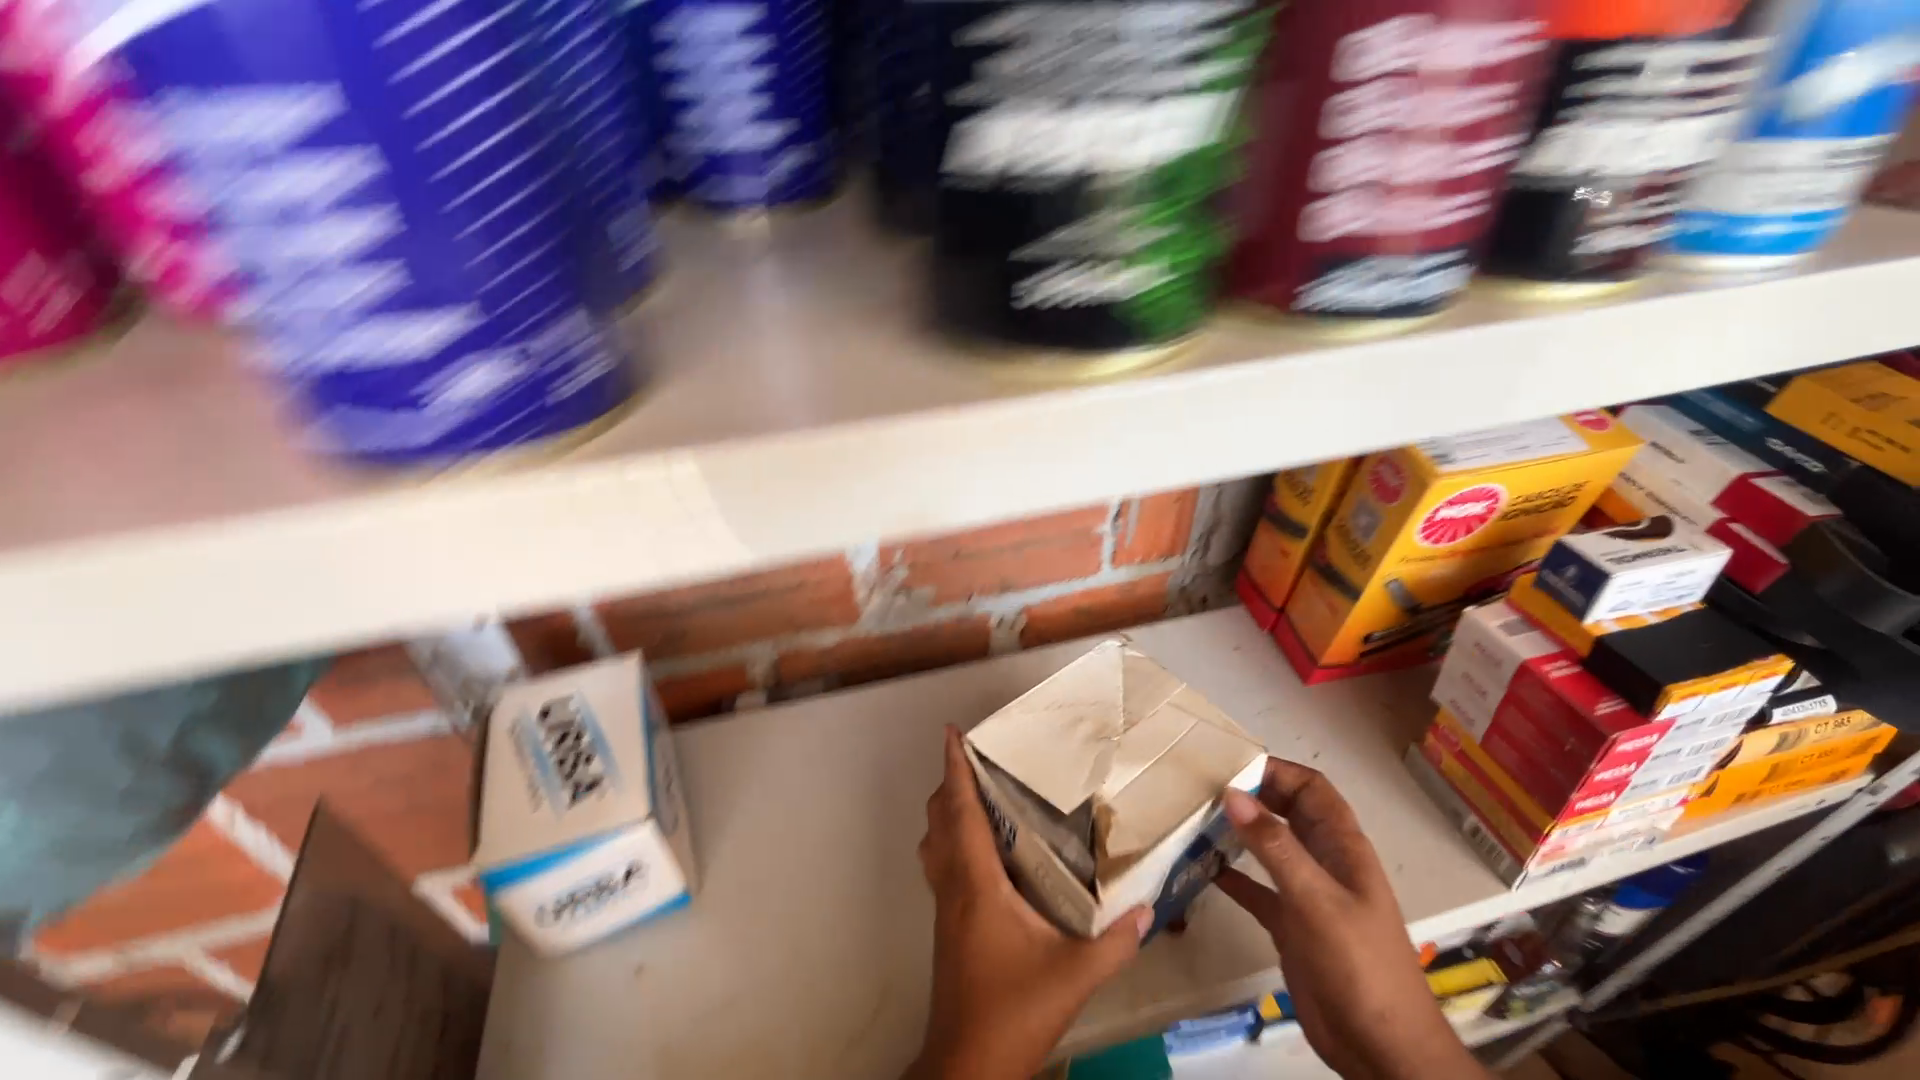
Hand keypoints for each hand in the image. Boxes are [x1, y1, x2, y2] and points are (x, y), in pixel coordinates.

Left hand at [907, 727, 1151, 1079]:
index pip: (962, 813)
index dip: (955, 770)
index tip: (950, 733)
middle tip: (977, 759)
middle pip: (940, 821)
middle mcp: (953, 887)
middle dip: (950, 784)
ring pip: (935, 844)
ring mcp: (945, 907)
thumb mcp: (1074, 975)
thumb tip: (1148, 908)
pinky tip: (984, 853)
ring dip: (947, 813)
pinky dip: (953, 842)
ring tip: (977, 795)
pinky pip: (942, 866)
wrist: (966, 1062)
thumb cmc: (1013, 1009)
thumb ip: (1115, 942)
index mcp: (977, 884)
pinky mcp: (947, 926)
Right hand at [1215, 759, 1489, 1079]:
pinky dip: (1232, 877)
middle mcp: (1325, 863)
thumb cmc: (1357, 964)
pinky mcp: (1290, 926)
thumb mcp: (1315, 899)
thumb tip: (1233, 794)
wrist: (1380, 1045)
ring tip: (1194, 820)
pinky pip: (1257, 890)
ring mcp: (1307, 895)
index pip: (1311, 789)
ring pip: (1269, 849)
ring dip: (1238, 833)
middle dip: (1252, 796)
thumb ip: (1274, 847)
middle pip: (1288, 812)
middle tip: (1202, 789)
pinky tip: (1202, 870)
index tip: (1228, 766)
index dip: (1276, 771)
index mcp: (1343, 847)